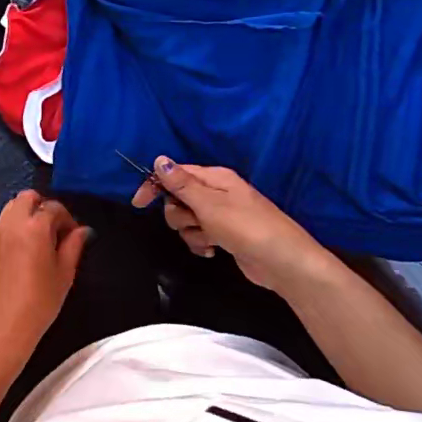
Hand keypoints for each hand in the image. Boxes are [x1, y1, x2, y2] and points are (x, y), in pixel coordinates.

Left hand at [0, 191, 91, 359]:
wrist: (4, 324)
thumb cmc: (40, 301)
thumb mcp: (65, 274)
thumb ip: (74, 246)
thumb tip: (81, 230)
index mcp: (34, 228)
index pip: (53, 207)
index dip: (66, 218)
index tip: (73, 234)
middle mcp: (11, 225)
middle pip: (26, 198)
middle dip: (42, 206)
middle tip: (53, 229)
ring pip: (9, 210)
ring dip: (25, 215)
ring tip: (36, 239)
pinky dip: (12, 230)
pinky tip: (19, 253)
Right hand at [130, 158, 332, 292]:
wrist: (282, 262)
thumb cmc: (246, 227)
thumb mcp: (209, 204)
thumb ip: (182, 184)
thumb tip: (159, 159)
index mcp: (215, 178)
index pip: (175, 174)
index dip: (155, 186)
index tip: (138, 203)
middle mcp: (217, 192)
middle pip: (178, 199)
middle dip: (178, 214)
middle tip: (194, 222)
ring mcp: (221, 215)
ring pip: (186, 220)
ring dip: (190, 232)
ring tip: (209, 240)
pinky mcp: (224, 235)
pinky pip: (199, 235)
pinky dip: (201, 243)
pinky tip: (213, 251)